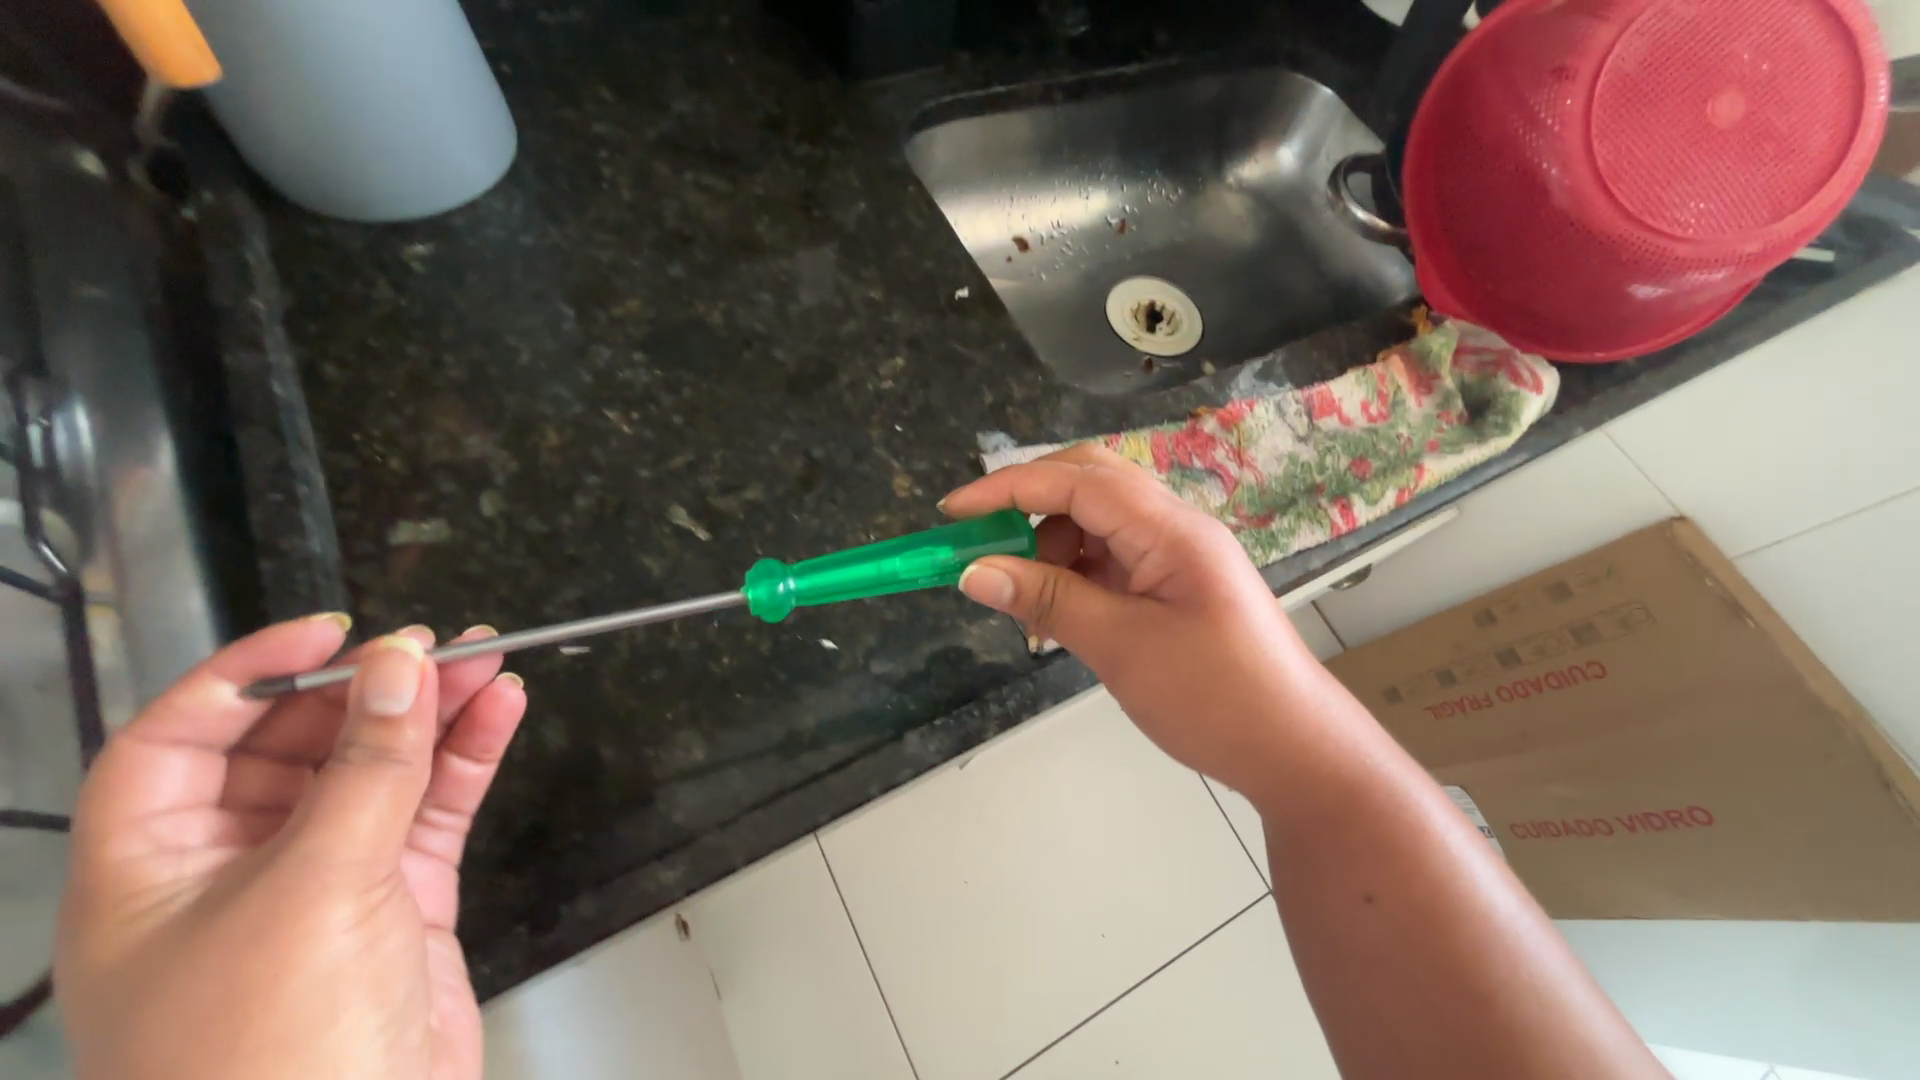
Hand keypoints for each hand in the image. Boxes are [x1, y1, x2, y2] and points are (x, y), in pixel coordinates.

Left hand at [55, 616, 527, 1079]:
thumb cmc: (272, 1046)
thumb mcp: (314, 888)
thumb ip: (368, 770)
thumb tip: (401, 665)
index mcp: (156, 868)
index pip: (182, 741)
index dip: (248, 675)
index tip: (332, 634)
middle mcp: (240, 864)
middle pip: (302, 745)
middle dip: (371, 691)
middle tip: (438, 647)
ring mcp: (332, 878)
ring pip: (383, 770)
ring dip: (434, 715)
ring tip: (486, 660)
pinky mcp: (406, 895)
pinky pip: (436, 807)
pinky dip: (470, 758)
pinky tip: (500, 712)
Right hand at [942, 444, 1328, 793]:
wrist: (1294, 750)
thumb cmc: (1214, 697)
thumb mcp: (1121, 647)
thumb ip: (1048, 599)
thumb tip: (972, 571)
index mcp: (1170, 529)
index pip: (1078, 480)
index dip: (1009, 488)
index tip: (954, 513)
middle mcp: (1173, 527)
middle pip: (1088, 483)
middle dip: (1028, 505)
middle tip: (980, 544)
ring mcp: (1174, 554)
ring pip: (1095, 522)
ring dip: (1049, 547)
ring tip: (1025, 602)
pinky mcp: (1171, 584)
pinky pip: (1108, 559)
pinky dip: (1071, 576)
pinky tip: (1055, 614)